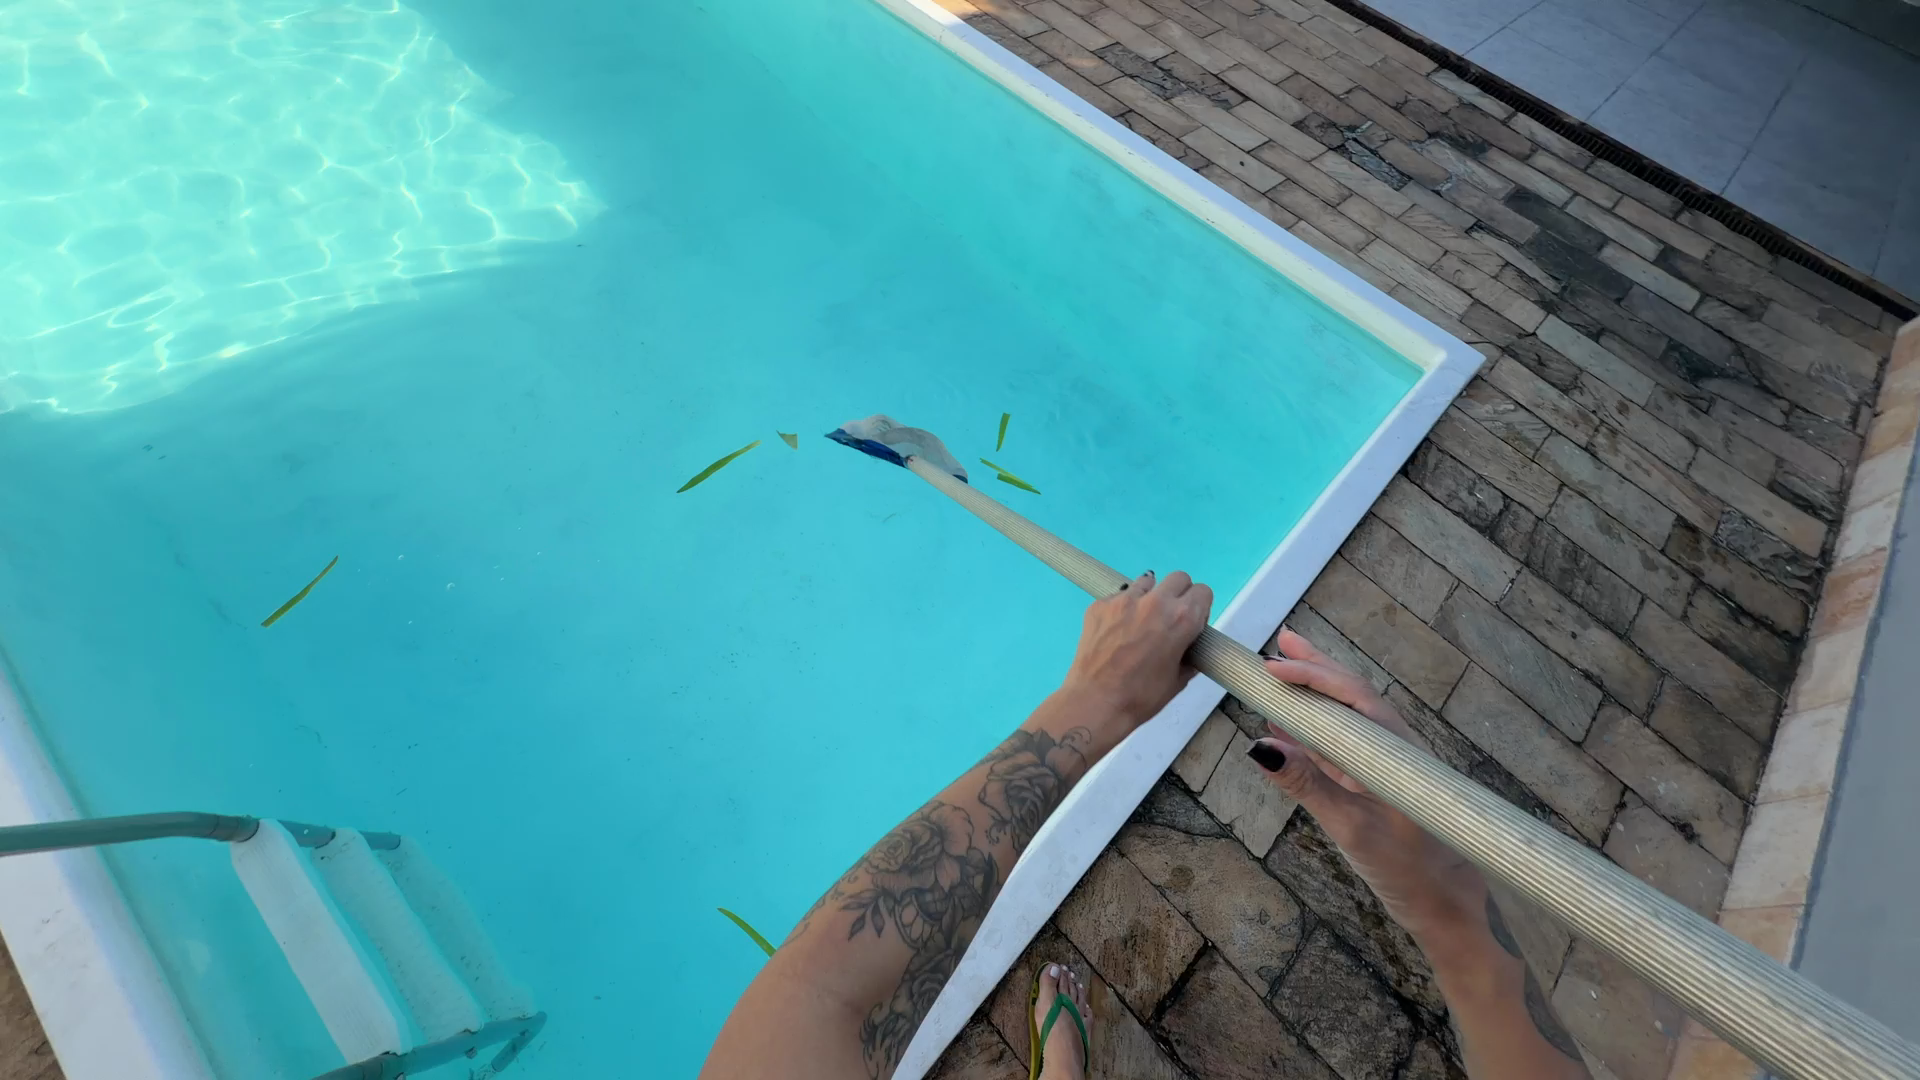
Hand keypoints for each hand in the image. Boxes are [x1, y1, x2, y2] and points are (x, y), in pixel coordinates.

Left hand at [1059, 571, 1211, 727]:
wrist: (1096, 701)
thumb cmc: (1143, 696)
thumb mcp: (1179, 679)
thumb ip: (1189, 654)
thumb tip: (1188, 646)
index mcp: (1182, 618)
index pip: (1203, 592)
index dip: (1200, 608)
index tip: (1191, 624)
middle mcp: (1156, 601)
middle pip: (1178, 578)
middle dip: (1179, 594)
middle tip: (1168, 619)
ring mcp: (1124, 599)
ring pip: (1147, 582)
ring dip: (1150, 597)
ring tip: (1140, 622)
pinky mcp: (1100, 604)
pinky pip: (1118, 597)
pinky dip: (1122, 609)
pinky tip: (1115, 632)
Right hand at [1250, 629, 1483, 943]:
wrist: (1452, 915)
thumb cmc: (1411, 872)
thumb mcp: (1352, 828)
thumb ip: (1306, 783)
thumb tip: (1258, 746)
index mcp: (1394, 750)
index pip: (1351, 696)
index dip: (1312, 674)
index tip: (1273, 664)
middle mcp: (1389, 748)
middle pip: (1349, 696)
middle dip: (1315, 666)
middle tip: (1281, 640)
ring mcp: (1380, 766)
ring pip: (1343, 717)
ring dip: (1311, 692)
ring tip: (1280, 668)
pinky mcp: (1371, 785)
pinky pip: (1337, 745)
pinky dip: (1309, 728)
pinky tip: (1285, 723)